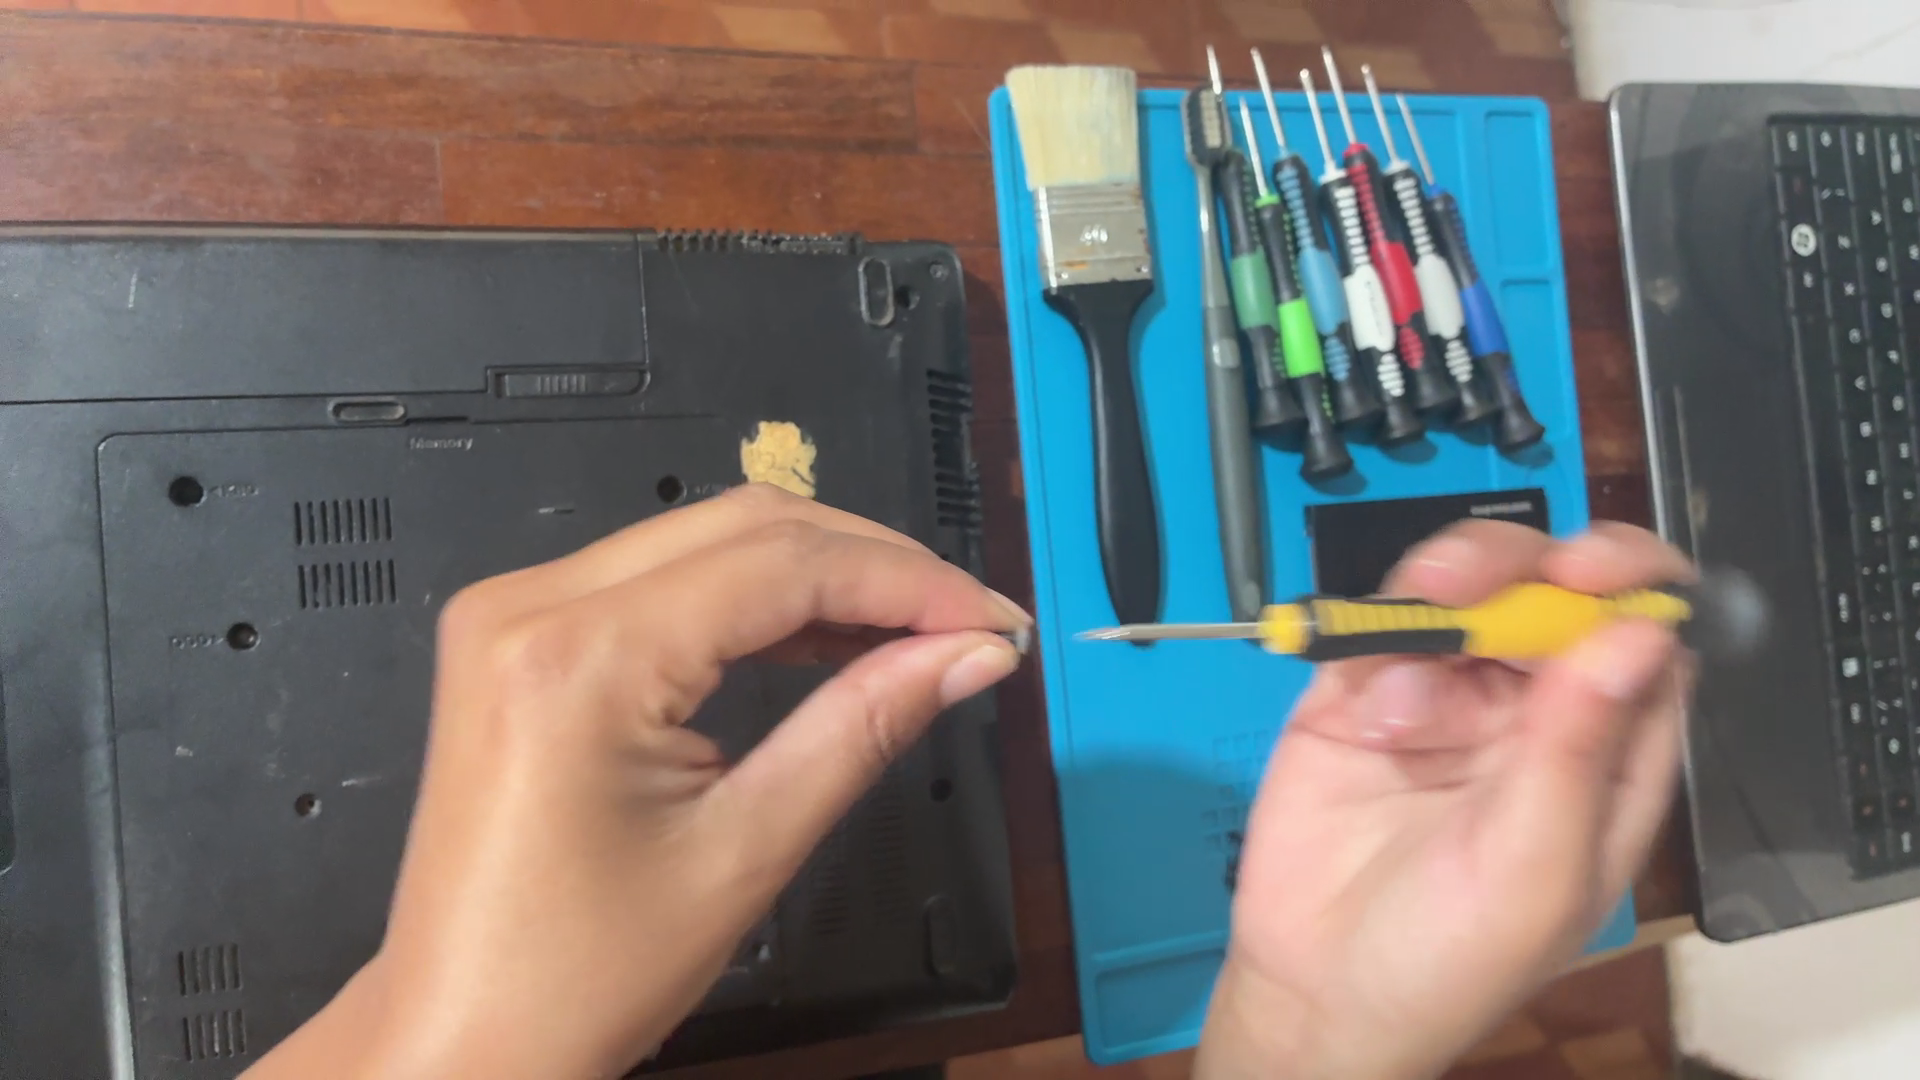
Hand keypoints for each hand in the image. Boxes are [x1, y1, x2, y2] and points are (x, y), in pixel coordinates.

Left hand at [240, 484, 1030, 1079]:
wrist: (452, 1041)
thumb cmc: (588, 975)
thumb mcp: (750, 848)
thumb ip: (868, 724)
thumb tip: (976, 654)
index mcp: (584, 654)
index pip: (785, 567)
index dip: (906, 581)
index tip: (989, 617)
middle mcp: (542, 595)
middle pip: (755, 525)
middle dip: (877, 563)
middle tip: (965, 618)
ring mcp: (530, 601)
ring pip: (722, 536)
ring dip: (830, 571)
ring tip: (917, 624)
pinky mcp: (541, 623)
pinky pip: (683, 575)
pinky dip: (770, 595)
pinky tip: (834, 631)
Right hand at [1196, 521, 1691, 1079]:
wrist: (1313, 977)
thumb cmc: (1447, 954)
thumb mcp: (1533, 868)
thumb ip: (1576, 753)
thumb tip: (1637, 637)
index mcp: (1594, 754)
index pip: (1635, 640)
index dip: (1624, 586)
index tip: (1584, 570)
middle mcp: (1514, 713)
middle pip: (1533, 596)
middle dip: (1506, 568)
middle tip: (1458, 580)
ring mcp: (1426, 698)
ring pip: (1442, 600)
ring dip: (1426, 600)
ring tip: (1402, 655)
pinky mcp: (1349, 697)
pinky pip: (1363, 636)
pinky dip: (1363, 646)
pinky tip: (1365, 709)